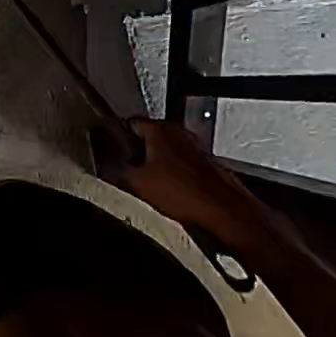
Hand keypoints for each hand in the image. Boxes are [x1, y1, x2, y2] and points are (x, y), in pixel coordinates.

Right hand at [110, 122, 286, 250]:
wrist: (227, 213)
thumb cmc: (184, 193)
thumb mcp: (137, 183)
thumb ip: (117, 170)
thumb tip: (108, 167)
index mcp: (159, 129)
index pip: (130, 123)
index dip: (118, 136)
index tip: (113, 149)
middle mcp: (179, 133)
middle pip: (150, 137)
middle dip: (139, 153)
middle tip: (131, 171)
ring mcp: (197, 148)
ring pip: (168, 152)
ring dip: (159, 165)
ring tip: (153, 187)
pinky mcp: (210, 166)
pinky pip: (184, 166)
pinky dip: (177, 176)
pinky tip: (175, 195)